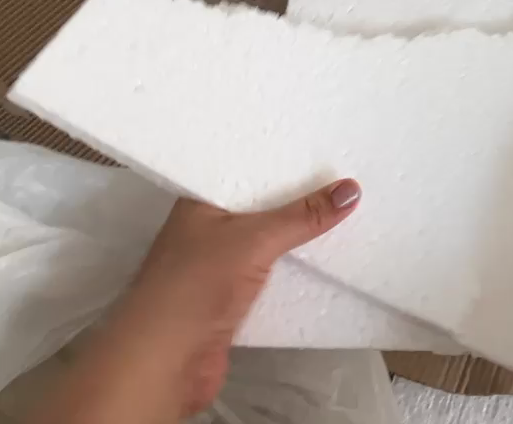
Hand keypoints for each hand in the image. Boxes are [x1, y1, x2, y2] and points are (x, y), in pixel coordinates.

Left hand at [33, 180, 360, 423]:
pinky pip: (271, 273)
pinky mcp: (231, 300)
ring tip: (344, 207)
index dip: (281, 157)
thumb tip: (352, 188)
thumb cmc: (195, 286)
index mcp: (200, 201)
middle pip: (261, 205)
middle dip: (298, 195)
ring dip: (298, 233)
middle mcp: (207, 228)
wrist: (161, 368)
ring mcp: (218, 266)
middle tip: (345, 170)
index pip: (245, 167)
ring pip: (267, 240)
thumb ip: (303, 215)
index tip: (321, 143)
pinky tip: (326, 257)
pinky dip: (295, 268)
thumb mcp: (254, 239)